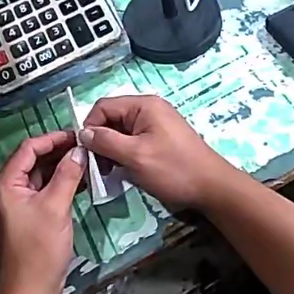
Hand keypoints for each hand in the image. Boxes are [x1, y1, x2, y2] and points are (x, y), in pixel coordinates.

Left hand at [0, 130, 87, 293]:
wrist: (31, 291)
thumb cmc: (39, 248)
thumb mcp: (55, 206)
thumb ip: (67, 174)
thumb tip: (79, 150)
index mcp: (6, 184)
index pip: (28, 148)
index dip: (53, 138)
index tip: (78, 135)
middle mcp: (7, 191)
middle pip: (33, 161)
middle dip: (59, 152)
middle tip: (86, 148)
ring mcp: (17, 205)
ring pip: (40, 176)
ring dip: (61, 168)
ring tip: (87, 162)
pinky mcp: (28, 217)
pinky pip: (43, 192)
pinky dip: (60, 184)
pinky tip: (81, 183)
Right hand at [79, 95, 241, 212]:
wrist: (211, 188)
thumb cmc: (173, 169)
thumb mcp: (135, 156)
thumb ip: (106, 142)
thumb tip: (83, 133)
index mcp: (144, 105)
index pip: (103, 107)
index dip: (90, 127)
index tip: (86, 153)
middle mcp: (149, 110)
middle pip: (111, 119)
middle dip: (100, 142)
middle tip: (97, 168)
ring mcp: (156, 125)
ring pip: (121, 133)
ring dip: (111, 151)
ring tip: (109, 173)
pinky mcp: (160, 140)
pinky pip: (133, 142)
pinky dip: (124, 155)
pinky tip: (123, 172)